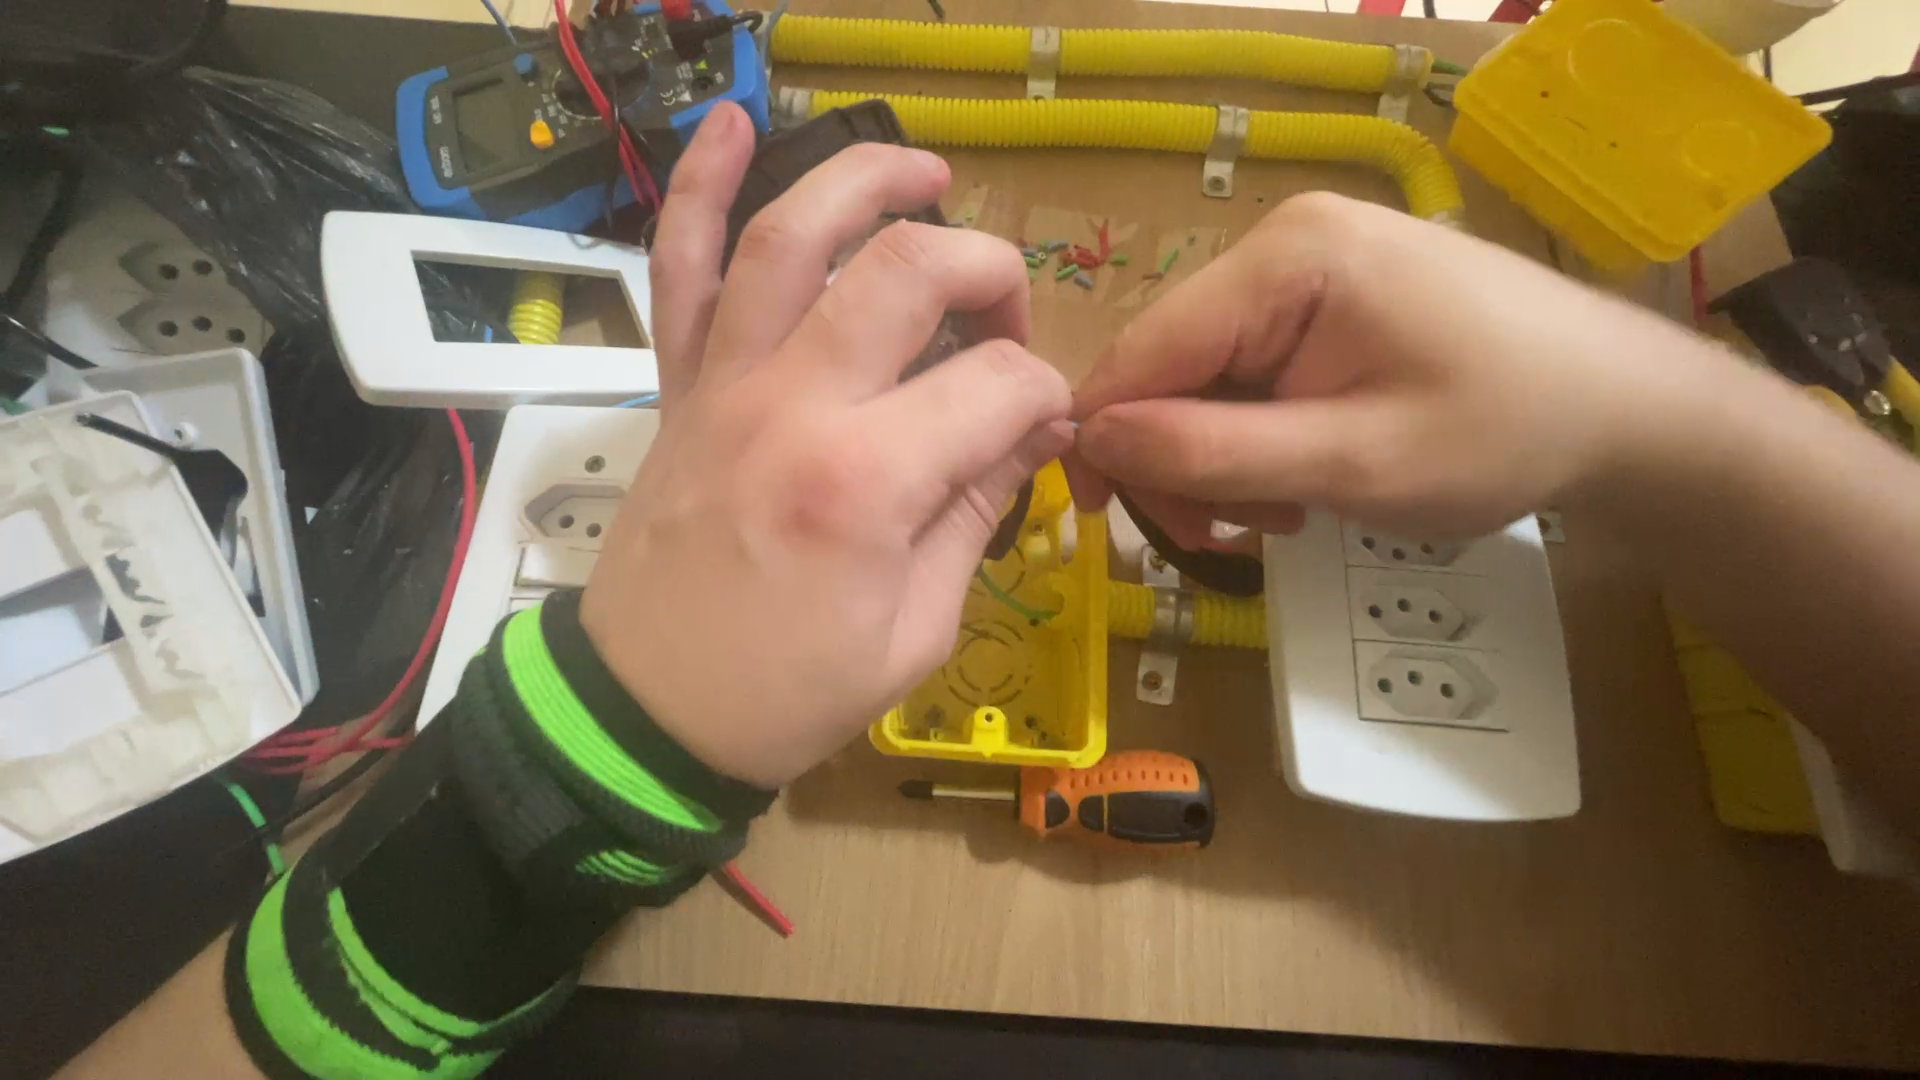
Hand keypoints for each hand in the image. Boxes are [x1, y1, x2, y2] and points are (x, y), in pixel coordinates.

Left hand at [579, 104, 1072, 788]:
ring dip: (863, 181)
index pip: (995, 383)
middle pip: (906, 273)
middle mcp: (793, 404)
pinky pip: (678, 272)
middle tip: (1006, 311)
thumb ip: (976, 514)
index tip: (1049, 428)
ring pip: (789, 236)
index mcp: (866, 483)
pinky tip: (730, 125)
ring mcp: (722, 384)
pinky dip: (696, 190)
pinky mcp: (678, 389)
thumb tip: (1033, 432)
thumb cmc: (791, 694)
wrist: (649, 716)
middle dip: (984, 270)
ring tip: (925, 171)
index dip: (1045, 394)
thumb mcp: (917, 630)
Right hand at [1064, 192, 1732, 546]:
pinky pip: (1240, 382)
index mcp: (1282, 261)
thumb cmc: (1503, 433)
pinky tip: (1294, 478)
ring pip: (1197, 385)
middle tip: (1228, 532)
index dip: (1106, 437)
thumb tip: (1093, 441)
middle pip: (1166, 370)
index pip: (1143, 351)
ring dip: (1215, 461)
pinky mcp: (1316, 305)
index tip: (1106, 520)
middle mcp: (1277, 248)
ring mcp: (1298, 274)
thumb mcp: (1349, 460)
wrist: (1627, 414)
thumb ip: (1211, 450)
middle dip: (1178, 461)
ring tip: (1281, 510)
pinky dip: (1248, 444)